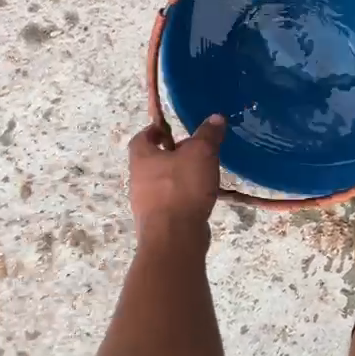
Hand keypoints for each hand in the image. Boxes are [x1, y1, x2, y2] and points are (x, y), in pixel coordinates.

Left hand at [128, 115, 226, 247]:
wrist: (174, 237)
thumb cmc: (182, 187)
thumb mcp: (202, 152)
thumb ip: (208, 133)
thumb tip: (216, 118)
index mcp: (143, 158)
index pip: (142, 137)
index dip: (155, 130)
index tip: (171, 128)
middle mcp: (139, 179)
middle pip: (153, 160)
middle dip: (173, 153)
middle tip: (196, 149)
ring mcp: (146, 202)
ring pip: (162, 181)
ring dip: (179, 174)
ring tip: (203, 171)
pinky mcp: (158, 220)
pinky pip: (170, 199)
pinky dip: (183, 193)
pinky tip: (202, 194)